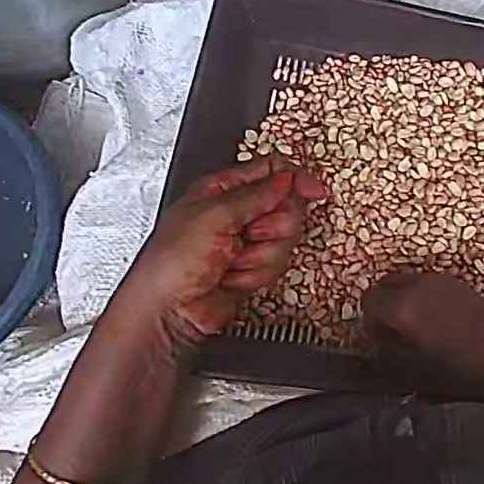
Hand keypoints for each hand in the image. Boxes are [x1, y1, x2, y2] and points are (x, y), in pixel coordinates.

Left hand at [114, 157, 328, 347]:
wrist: (169, 311)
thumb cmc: (174, 261)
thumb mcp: (215, 215)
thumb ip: (256, 195)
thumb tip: (287, 178)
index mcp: (222, 190)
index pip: (271, 172)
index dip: (295, 179)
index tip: (315, 190)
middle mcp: (237, 213)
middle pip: (286, 207)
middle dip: (274, 226)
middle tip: (250, 234)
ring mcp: (247, 242)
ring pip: (285, 239)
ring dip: (261, 254)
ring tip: (232, 261)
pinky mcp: (254, 267)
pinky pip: (277, 264)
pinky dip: (256, 273)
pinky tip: (233, 277)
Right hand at [361, 272, 483, 403]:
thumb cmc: (468, 373)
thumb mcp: (419, 373)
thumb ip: (391, 356)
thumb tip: (379, 349)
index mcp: (406, 305)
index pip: (369, 301)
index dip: (369, 324)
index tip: (377, 345)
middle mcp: (423, 285)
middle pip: (386, 284)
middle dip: (382, 307)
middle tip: (390, 337)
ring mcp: (446, 282)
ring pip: (409, 282)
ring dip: (403, 301)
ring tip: (414, 335)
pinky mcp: (464, 287)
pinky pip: (429, 286)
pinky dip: (423, 300)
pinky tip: (437, 329)